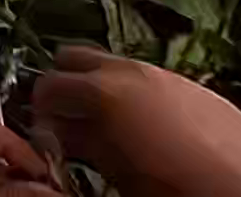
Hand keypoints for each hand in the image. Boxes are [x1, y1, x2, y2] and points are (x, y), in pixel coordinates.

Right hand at [31, 46, 240, 196]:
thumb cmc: (185, 195)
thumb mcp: (123, 180)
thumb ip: (86, 149)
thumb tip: (59, 136)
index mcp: (103, 90)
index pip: (48, 85)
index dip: (40, 110)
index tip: (47, 137)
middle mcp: (128, 69)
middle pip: (72, 57)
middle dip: (65, 86)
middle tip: (70, 126)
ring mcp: (166, 75)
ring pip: (112, 65)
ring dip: (100, 89)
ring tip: (112, 133)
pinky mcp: (200, 89)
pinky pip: (150, 81)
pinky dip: (137, 98)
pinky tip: (154, 137)